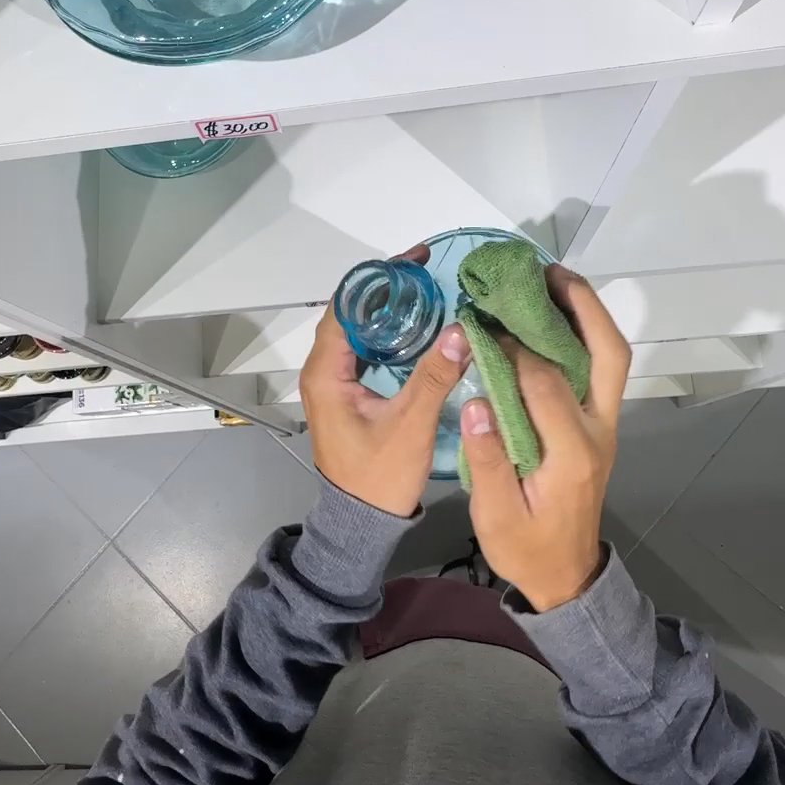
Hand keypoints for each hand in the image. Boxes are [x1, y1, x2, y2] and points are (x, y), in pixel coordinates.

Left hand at [300, 248, 472, 517]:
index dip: (378, 280)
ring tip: (428, 291)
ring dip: (389, 311)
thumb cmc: (378, 476)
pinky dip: (390, 335)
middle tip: (427, 272)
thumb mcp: (410, 425)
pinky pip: (366, 351)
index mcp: (326, 372)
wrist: (362, 521)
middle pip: (351, 314)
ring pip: (359, 332)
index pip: (346, 307)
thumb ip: (434, 377)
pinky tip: (421, 329)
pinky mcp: (348, 393)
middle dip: (387, 290)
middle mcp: (322, 370)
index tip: (414, 263)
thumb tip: (461, 330)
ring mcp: (333, 382)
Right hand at [461, 266, 631, 610]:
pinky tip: (552, 320)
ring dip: (588, 315)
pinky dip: (582, 336)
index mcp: (572, 453)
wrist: (566, 575)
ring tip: (553, 282)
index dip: (514, 350)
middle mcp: (598, 431)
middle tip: (549, 273)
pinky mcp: (599, 426)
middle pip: (607, 355)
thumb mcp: (496, 516)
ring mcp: (605, 427)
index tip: (484, 324)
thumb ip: (489, 459)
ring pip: (610, 358)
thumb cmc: (526, 547)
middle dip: (583, 307)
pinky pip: (600, 371)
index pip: (546, 384)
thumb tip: (476, 402)